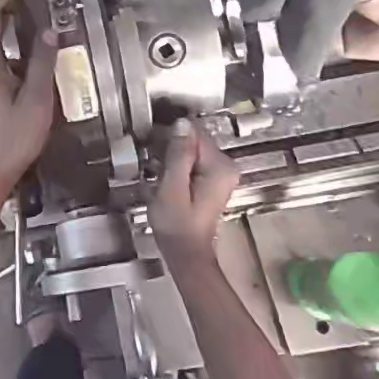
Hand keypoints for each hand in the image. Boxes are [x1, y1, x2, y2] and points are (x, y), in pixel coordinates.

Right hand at [149, 120, 238, 265]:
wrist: (186, 253)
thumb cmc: (176, 224)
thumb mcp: (172, 187)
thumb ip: (178, 154)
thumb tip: (182, 124)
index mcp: (220, 166)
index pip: (194, 132)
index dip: (171, 135)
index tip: (154, 148)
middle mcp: (226, 166)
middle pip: (194, 139)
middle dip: (171, 145)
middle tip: (153, 163)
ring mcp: (221, 173)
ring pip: (192, 149)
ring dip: (172, 156)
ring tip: (157, 172)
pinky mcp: (212, 180)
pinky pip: (193, 161)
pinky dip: (177, 165)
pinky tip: (166, 178)